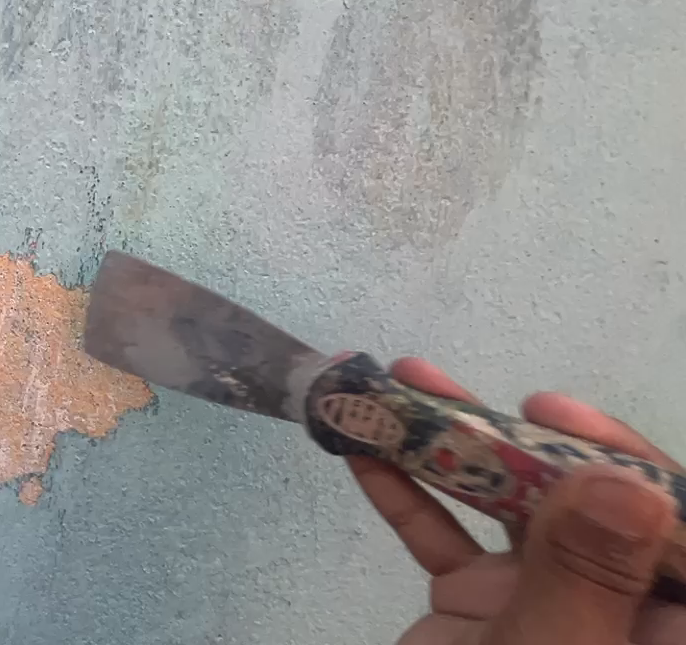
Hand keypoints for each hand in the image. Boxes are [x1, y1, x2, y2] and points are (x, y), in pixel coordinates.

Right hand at [351, 358, 684, 643]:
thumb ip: (591, 578)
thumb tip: (625, 482)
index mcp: (674, 633)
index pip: (685, 534)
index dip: (633, 464)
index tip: (552, 414)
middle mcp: (626, 612)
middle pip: (585, 506)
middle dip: (513, 440)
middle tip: (443, 387)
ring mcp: (549, 605)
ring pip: (505, 510)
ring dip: (442, 450)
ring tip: (388, 390)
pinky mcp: (481, 606)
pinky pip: (443, 540)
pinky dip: (400, 493)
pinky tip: (355, 451)